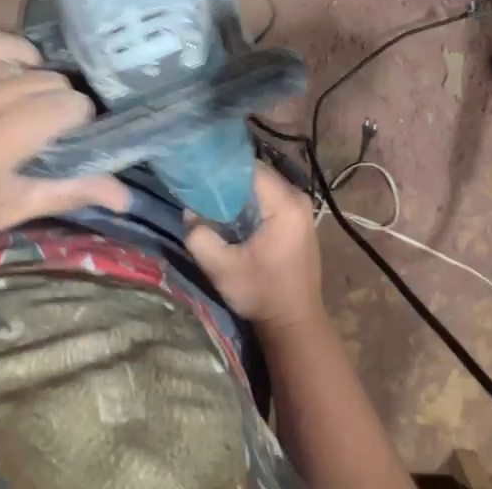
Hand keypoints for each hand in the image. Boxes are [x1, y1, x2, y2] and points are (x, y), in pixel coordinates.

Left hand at [0, 32, 130, 250]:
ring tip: (26, 109)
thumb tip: (128, 197)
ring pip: (31, 65)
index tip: (73, 137)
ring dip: (39, 85)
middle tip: (50, 129)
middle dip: (62, 104)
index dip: (80, 120)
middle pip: (52, 83)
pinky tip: (13, 79)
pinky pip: (1, 43)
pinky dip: (16, 59)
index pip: (64, 107)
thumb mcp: (10, 208)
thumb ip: (70, 192)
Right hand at [185, 164, 323, 333]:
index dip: (223, 169)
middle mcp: (298, 198)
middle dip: (229, 179)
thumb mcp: (222, 269)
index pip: (250, 168)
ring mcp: (301, 208)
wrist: (294, 322)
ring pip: (263, 185)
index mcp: (285, 204)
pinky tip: (232, 213)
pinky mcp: (298, 219)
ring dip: (239, 191)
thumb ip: (200, 237)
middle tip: (201, 187)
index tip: (198, 174)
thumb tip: (189, 210)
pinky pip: (271, 197)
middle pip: (258, 174)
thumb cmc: (261, 294)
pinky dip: (251, 201)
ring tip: (213, 199)